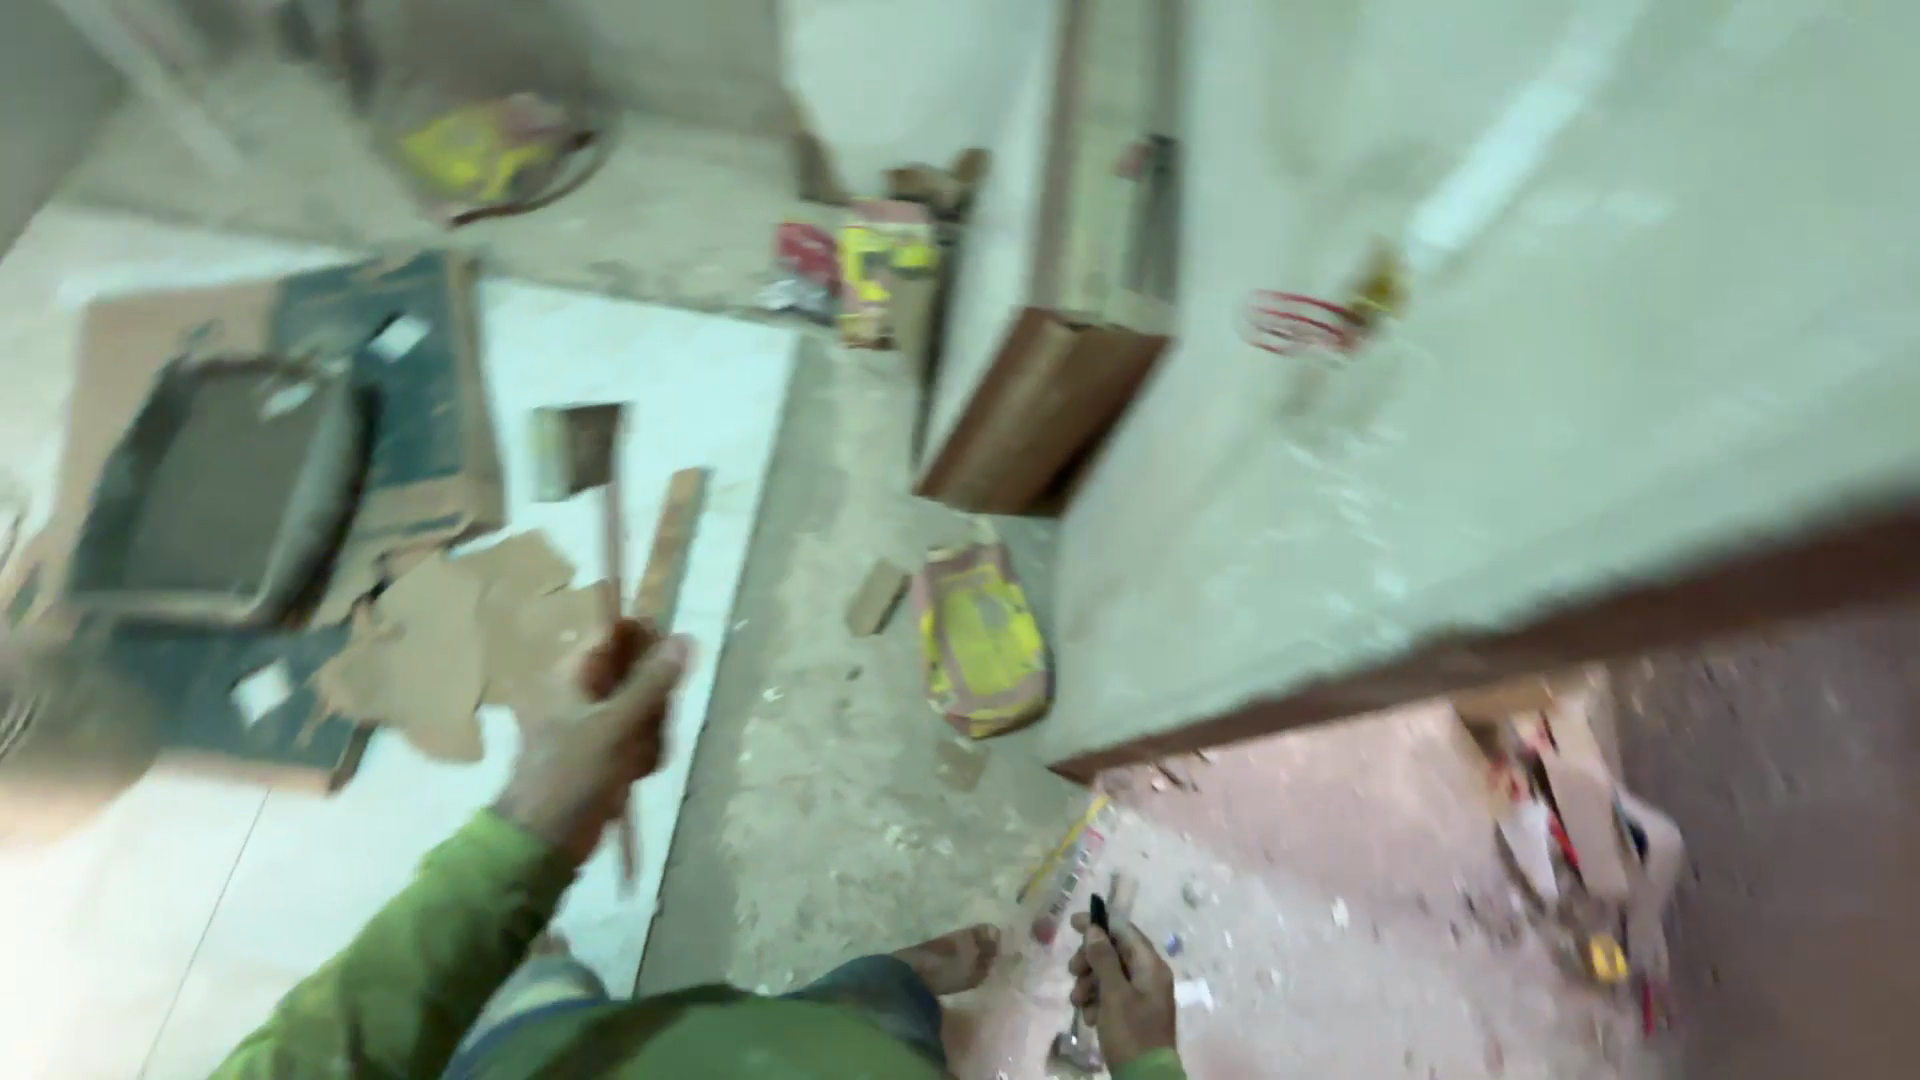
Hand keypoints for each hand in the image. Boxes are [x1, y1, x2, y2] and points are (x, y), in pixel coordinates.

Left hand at [493, 619, 690, 862]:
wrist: (545, 839)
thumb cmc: (571, 773)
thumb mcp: (616, 723)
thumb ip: (652, 681)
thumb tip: (684, 638)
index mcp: (573, 675)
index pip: (615, 632)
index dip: (646, 638)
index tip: (673, 658)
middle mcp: (585, 691)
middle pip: (639, 670)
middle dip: (655, 700)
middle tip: (653, 723)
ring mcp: (597, 721)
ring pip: (647, 704)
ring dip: (652, 730)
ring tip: (640, 757)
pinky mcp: (607, 748)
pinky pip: (643, 734)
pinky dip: (645, 751)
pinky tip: (637, 773)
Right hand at [1067, 912, 1177, 1069]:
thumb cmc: (1131, 1033)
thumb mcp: (1114, 994)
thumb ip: (1103, 958)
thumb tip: (1094, 928)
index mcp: (1151, 966)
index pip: (1124, 930)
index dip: (1099, 924)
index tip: (1073, 924)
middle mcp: (1149, 976)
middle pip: (1113, 952)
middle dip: (1090, 960)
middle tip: (1073, 971)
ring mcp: (1141, 996)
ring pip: (1108, 975)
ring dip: (1089, 984)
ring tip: (1079, 1002)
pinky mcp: (1133, 1014)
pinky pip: (1110, 996)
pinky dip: (1097, 1002)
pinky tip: (1091, 1017)